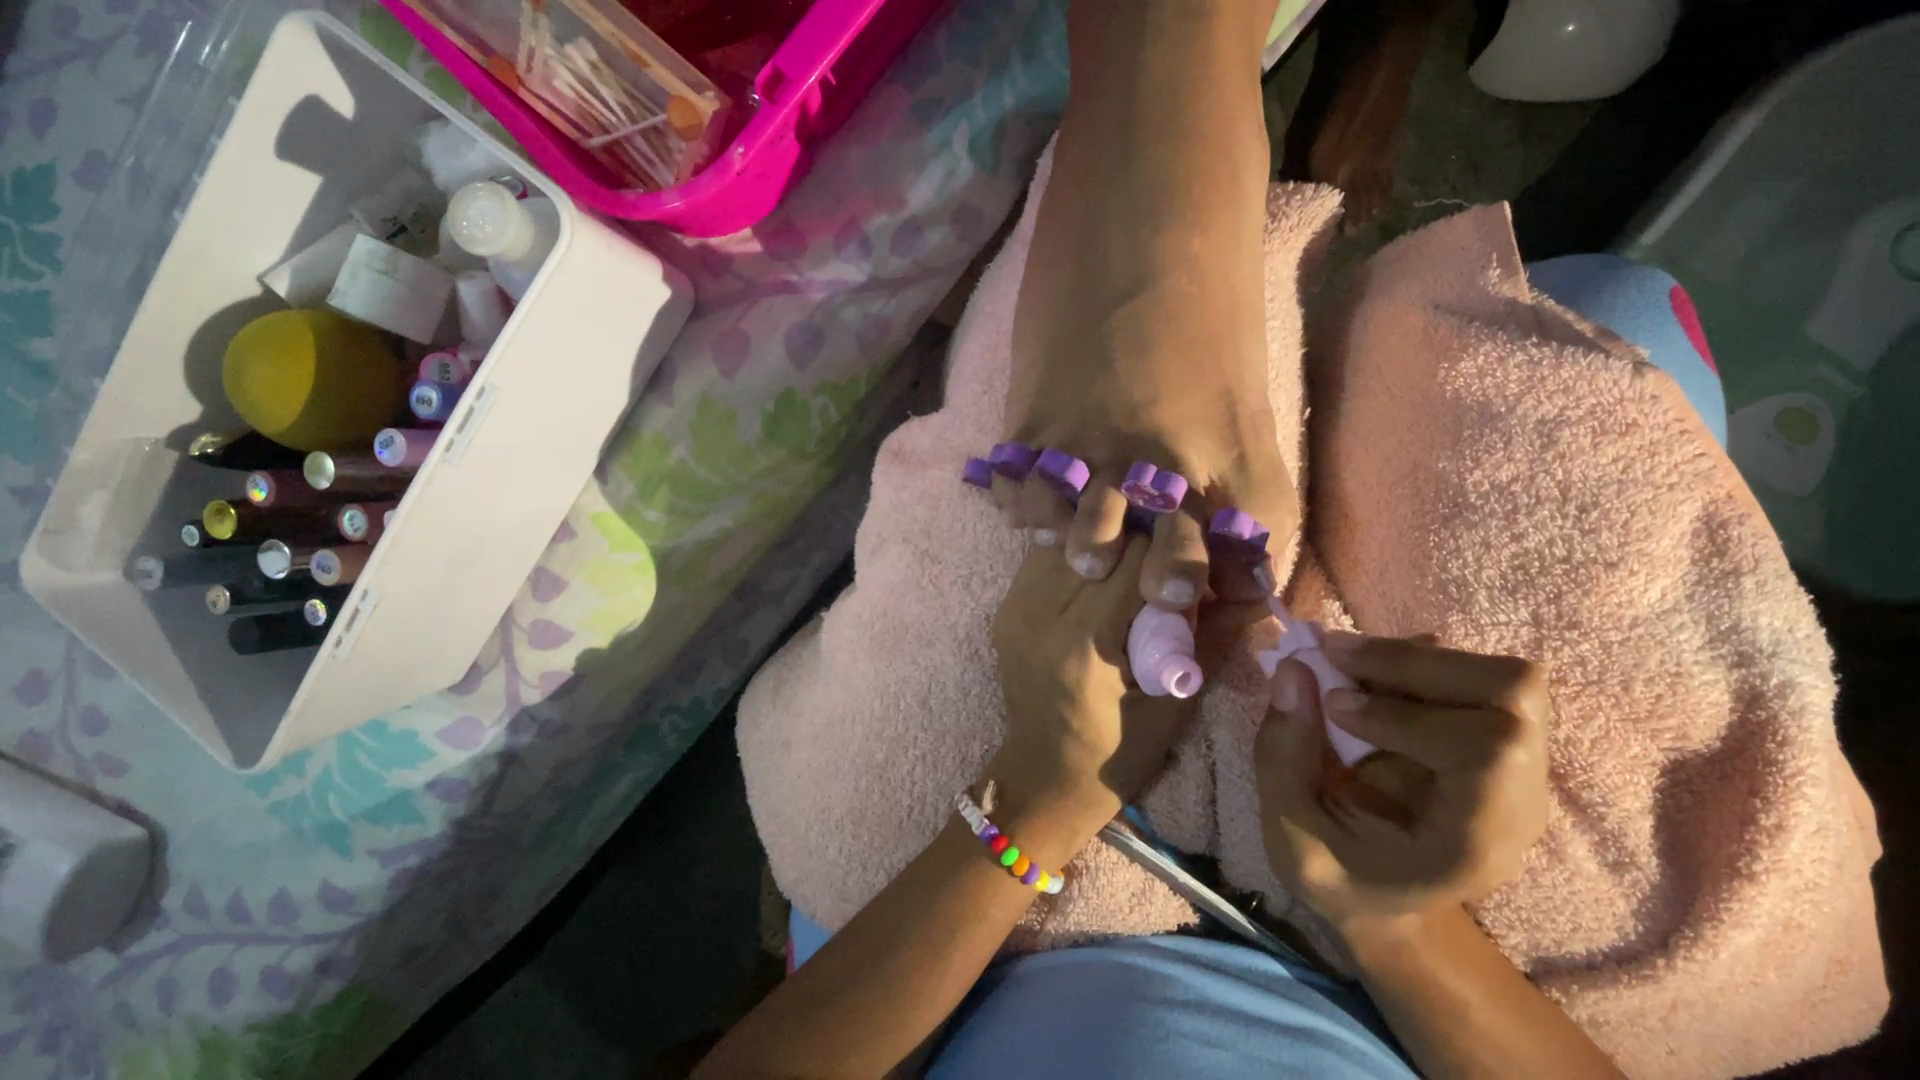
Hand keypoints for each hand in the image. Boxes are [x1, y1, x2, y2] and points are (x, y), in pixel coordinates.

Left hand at [990, 537, 1198, 819]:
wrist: (1045, 775)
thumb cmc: (1118, 752)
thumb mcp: (1174, 703)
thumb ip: (1208, 638)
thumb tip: (1254, 585)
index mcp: (1084, 644)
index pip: (1136, 558)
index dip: (1171, 556)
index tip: (1190, 573)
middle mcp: (1040, 615)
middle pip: (1102, 539)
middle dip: (1140, 544)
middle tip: (1163, 566)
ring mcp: (1015, 607)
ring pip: (1069, 536)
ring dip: (1106, 543)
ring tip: (1129, 568)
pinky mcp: (1005, 606)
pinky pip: (1046, 557)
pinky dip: (1076, 555)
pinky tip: (1098, 573)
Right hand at [995, 1, 1295, 612]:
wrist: (1152, 209)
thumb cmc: (1212, 302)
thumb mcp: (1249, 401)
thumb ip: (1240, 481)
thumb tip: (1223, 553)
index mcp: (1238, 459)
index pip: (1242, 572)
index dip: (1230, 615)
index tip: (1214, 638)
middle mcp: (1169, 465)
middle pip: (1160, 575)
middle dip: (1153, 607)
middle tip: (1140, 618)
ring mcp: (1095, 444)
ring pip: (1078, 542)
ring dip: (1078, 554)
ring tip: (1076, 552)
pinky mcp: (1035, 417)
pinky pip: (1022, 493)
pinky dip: (1024, 508)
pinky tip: (1029, 499)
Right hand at [1254, 633, 1550, 934]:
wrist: (1389, 901)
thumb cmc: (1341, 880)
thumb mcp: (1291, 839)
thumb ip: (1283, 759)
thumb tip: (1294, 668)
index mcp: (1476, 838)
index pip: (1487, 749)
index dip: (1407, 714)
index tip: (1332, 706)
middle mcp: (1519, 798)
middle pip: (1511, 694)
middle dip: (1415, 663)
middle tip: (1335, 652)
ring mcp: (1521, 767)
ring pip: (1503, 677)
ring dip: (1417, 658)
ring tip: (1348, 659)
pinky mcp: (1501, 740)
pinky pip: (1478, 679)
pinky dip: (1420, 662)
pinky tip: (1369, 675)